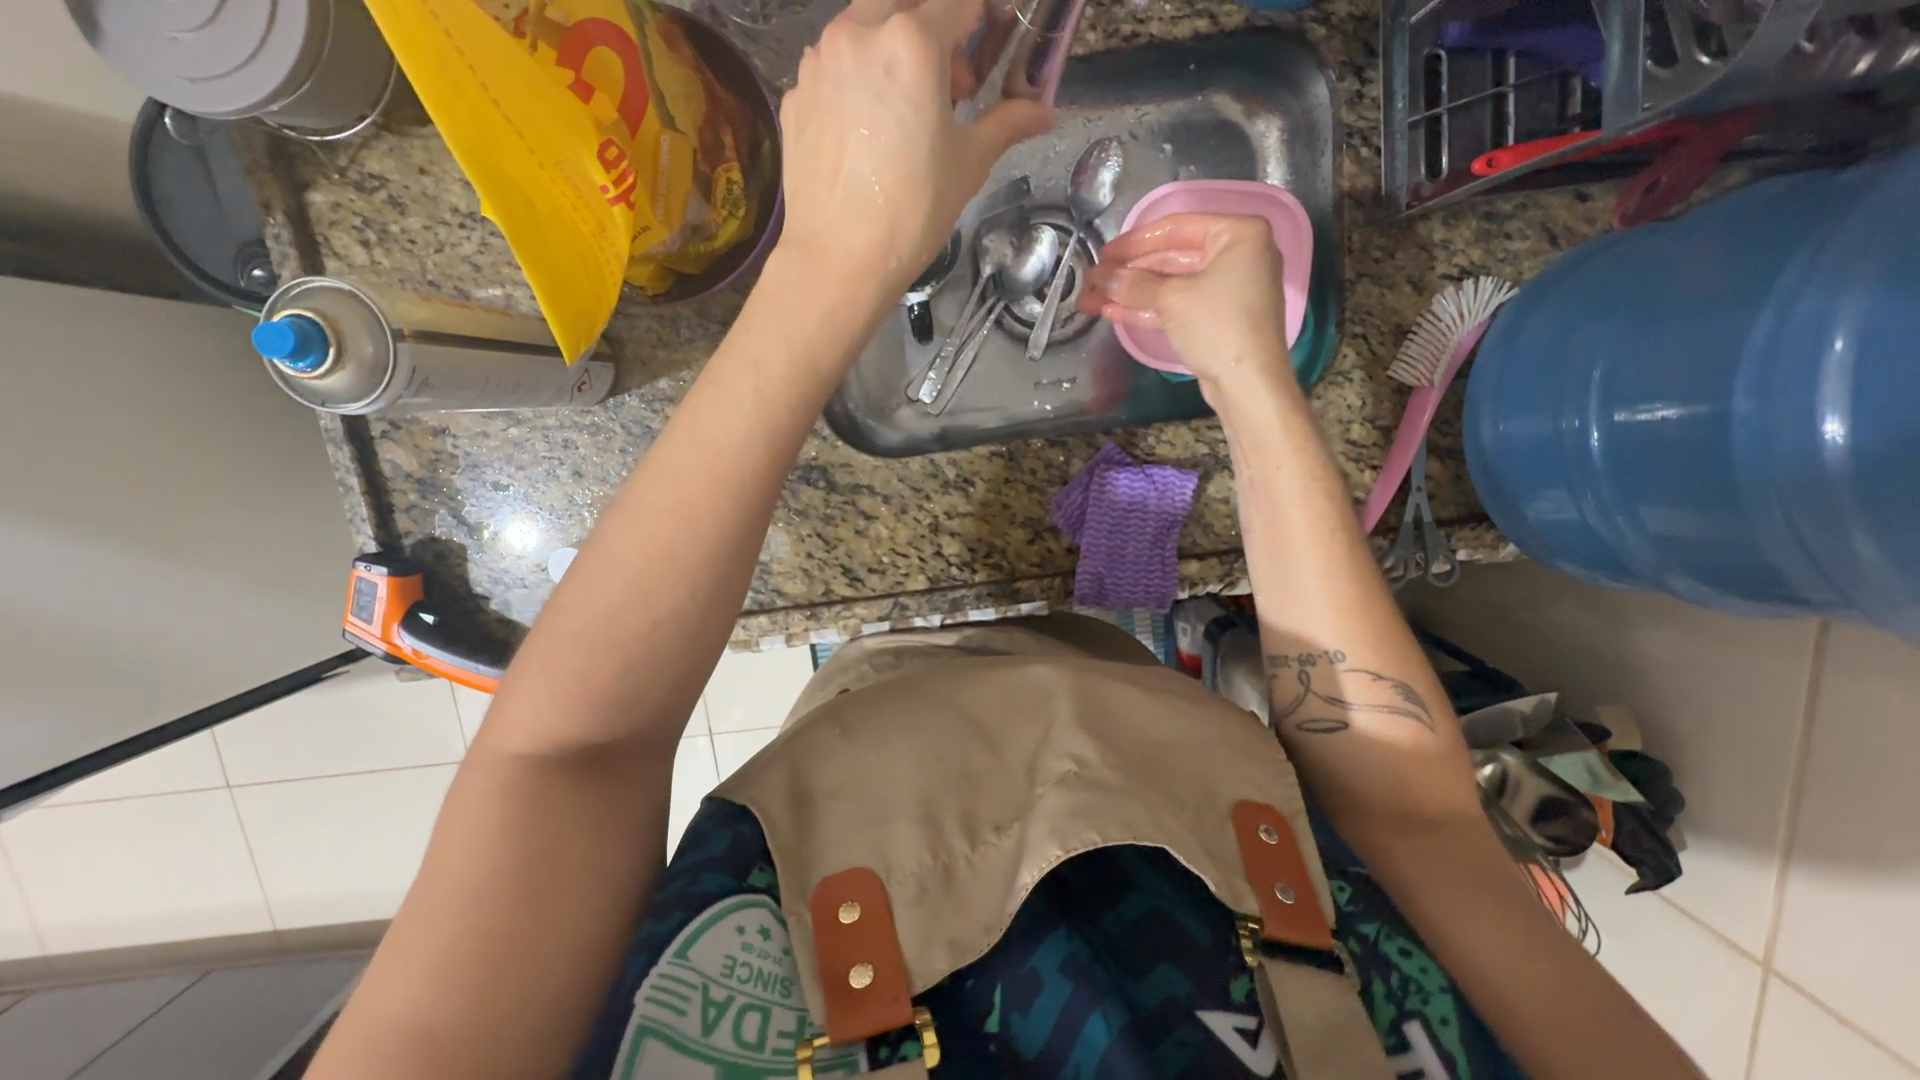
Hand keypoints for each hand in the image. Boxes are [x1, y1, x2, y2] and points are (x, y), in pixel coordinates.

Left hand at [774, 0, 1054, 298]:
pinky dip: (859, 80)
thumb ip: (1007, 122)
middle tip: (950, 84)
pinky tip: (869, 131)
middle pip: (906, 1)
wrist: (838, 259)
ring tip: (907, 109)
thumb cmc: (913, 210)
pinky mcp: (795, 94)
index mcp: (911, 41)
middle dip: (935, 27)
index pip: (960, 0)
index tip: (994, 40)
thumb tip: (1045, 112)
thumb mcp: (969, 162)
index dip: (984, 16)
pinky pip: (834, 65)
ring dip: (892, 47)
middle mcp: (858, 33)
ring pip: (863, 26)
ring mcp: (818, 62)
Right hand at [1078, 214, 1292, 395]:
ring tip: (1093, 298)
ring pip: (1171, 283)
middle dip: (1129, 271)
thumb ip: (1134, 283)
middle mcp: (1237, 255)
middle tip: (1093, 279)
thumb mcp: (1172, 299)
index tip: (1103, 253)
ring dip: (1132, 291)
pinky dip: (1148, 307)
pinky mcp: (1217, 317)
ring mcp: (1227, 288)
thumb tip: (1101, 278)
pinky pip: (1178, 304)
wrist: (1249, 383)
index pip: (1176, 228)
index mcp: (1238, 234)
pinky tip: (1113, 311)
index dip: (1134, 241)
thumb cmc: (1217, 325)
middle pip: (1171, 256)